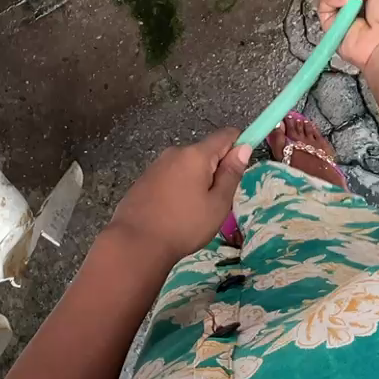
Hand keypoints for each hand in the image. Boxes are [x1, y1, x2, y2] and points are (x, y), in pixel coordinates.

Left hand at [107, 129, 250, 261]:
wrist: (135, 242)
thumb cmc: (184, 225)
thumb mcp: (217, 204)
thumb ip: (231, 174)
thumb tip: (243, 147)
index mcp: (195, 155)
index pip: (225, 135)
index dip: (239, 145)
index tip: (241, 168)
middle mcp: (175, 152)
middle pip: (205, 152)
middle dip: (215, 170)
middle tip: (216, 202)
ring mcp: (157, 164)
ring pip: (187, 166)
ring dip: (196, 181)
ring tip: (193, 213)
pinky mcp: (144, 179)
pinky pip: (170, 176)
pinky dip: (178, 188)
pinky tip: (173, 213)